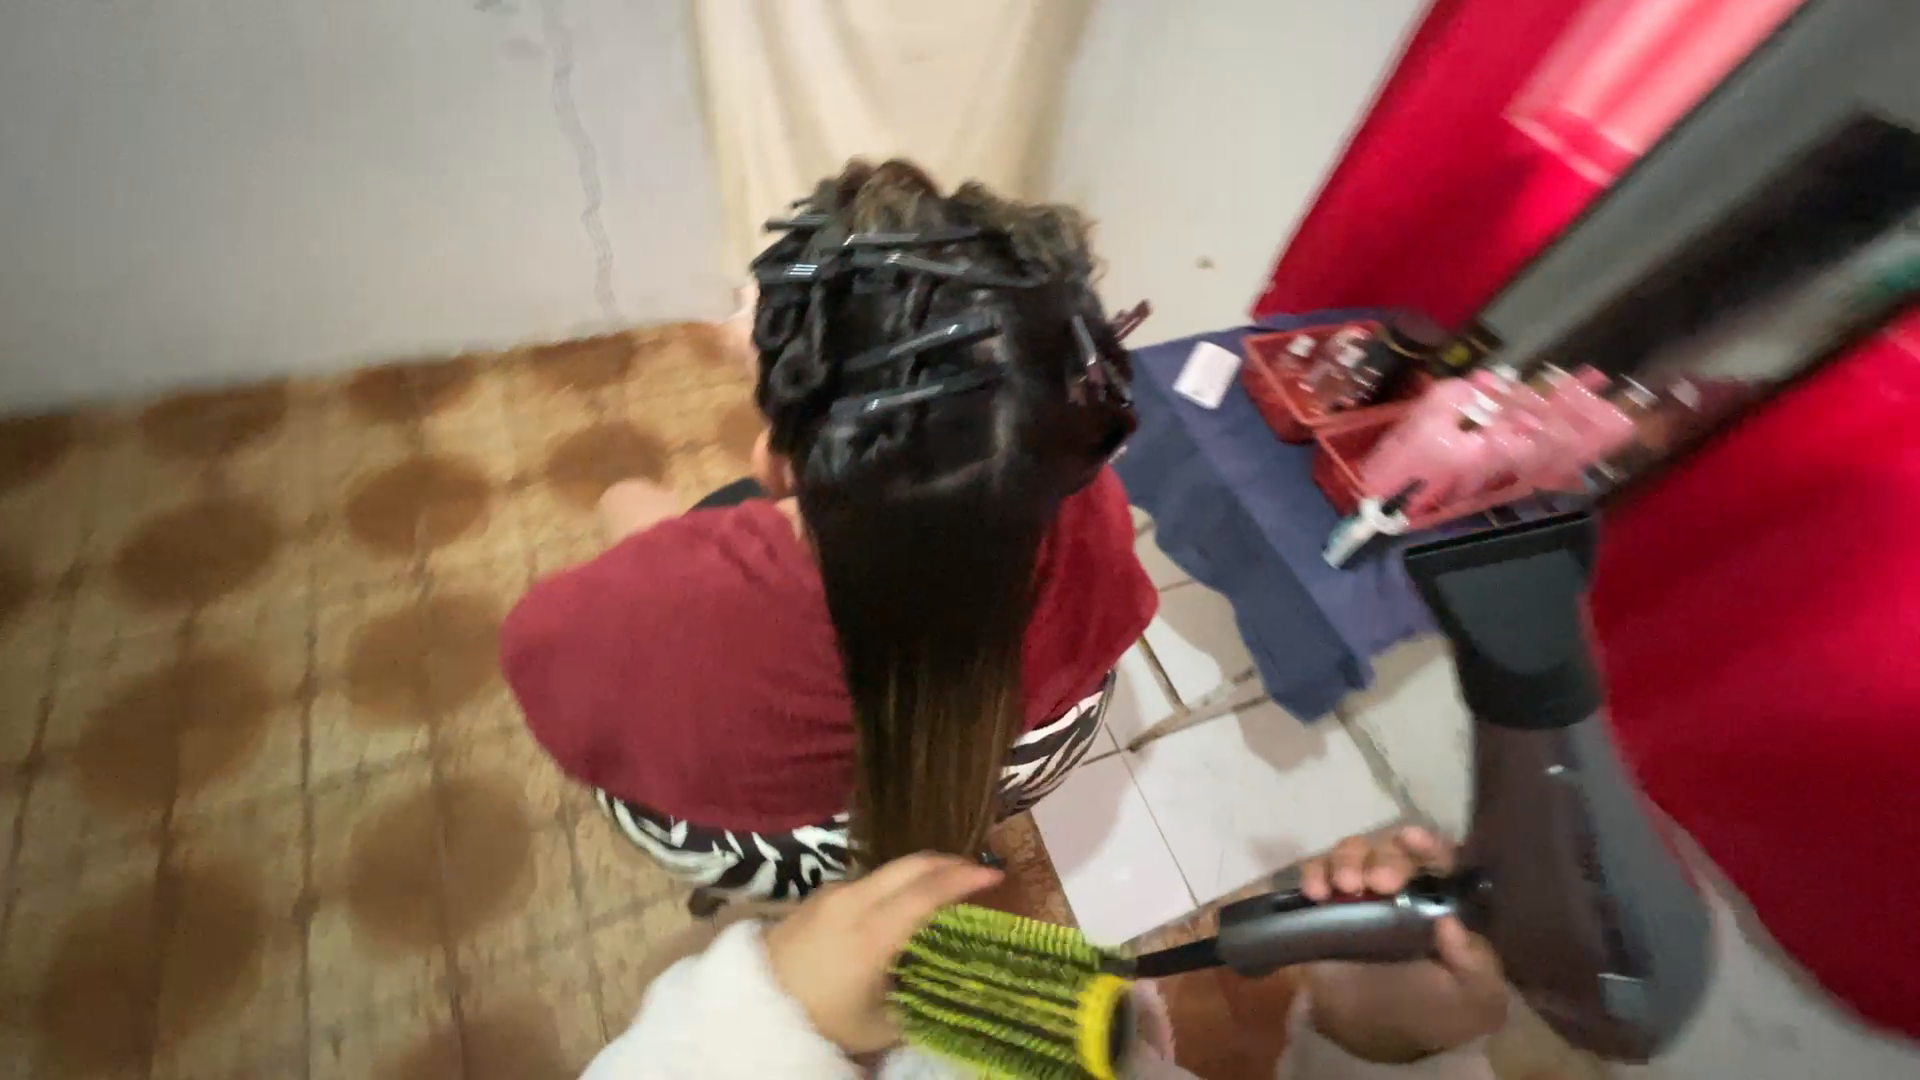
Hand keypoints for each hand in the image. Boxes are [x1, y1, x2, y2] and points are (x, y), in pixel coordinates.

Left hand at [764, 853, 1001, 1054]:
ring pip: (891, 868)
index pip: (928, 891)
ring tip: (946, 890)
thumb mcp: (878, 1026)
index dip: (965, 878)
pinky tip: (902, 905)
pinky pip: (871, 879)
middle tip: (978, 873)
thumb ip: (919, 999)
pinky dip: (897, 882)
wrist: (752, 1008)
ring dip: (923, 871)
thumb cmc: (821, 1021)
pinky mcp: (821, 893)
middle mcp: (856, 899)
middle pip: (912, 864)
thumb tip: (952, 986)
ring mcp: (836, 891)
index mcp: (873, 932)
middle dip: (950, 863)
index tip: (994, 874)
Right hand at [1297, 827, 1507, 1063]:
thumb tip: (1450, 923)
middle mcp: (1399, 886)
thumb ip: (1475, 966)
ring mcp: (1359, 889)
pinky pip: (1316, 869)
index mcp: (1439, 902)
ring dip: (1346, 860)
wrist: (1369, 1031)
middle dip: (1383, 857)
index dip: (1426, 843)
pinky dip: (1313, 872)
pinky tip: (1315, 893)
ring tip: (1344, 887)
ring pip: (1351, 850)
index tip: (1411, 840)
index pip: (1438, 859)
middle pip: (1390, 849)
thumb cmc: (1428, 1009)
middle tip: (1376, 883)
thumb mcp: (1471, 1000)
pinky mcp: (1324, 897)